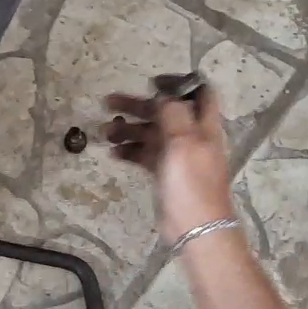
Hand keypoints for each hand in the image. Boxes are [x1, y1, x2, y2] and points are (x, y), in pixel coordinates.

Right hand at [105, 76, 236, 240]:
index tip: (151, 82)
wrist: (196, 227)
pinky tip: (114, 153)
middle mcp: (191, 136)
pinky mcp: (165, 173)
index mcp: (203, 126)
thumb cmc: (191, 183)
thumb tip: (164, 94)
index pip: (200, 93)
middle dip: (139, 105)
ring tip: (104, 133)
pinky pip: (145, 155)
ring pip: (151, 133)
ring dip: (128, 129)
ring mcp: (177, 156)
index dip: (179, 83)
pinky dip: (129, 151)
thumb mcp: (184, 142)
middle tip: (109, 102)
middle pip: (165, 112)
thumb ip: (174, 113)